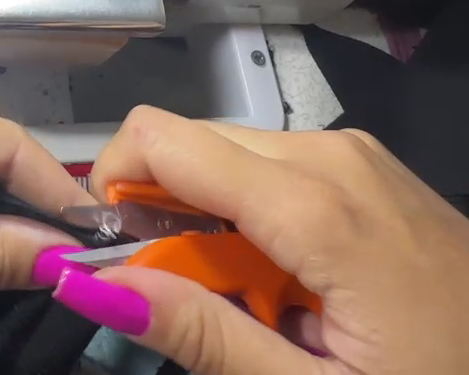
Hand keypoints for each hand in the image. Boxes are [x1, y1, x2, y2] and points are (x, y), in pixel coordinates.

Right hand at [83, 107, 468, 374]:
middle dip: (162, 209)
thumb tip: (89, 280)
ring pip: (232, 155)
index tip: (115, 252)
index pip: (158, 136)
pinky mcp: (379, 171)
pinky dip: (255, 215)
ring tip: (255, 307)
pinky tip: (298, 286)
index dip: (111, 182)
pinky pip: (280, 167)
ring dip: (211, 219)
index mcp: (310, 199)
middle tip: (186, 300)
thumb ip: (200, 332)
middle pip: (191, 142)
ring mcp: (361, 155)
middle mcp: (328, 149)